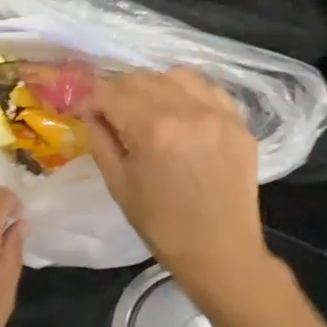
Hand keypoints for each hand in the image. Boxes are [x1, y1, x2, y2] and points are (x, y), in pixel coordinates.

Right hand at [80, 68, 280, 305]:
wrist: (219, 251)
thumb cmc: (161, 224)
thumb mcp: (118, 184)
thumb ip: (101, 140)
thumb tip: (92, 113)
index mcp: (152, 129)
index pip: (111, 92)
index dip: (92, 100)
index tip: (87, 113)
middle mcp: (187, 110)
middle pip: (142, 78)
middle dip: (120, 92)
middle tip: (114, 115)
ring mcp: (218, 114)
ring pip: (177, 75)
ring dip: (156, 87)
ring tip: (151, 112)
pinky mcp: (239, 123)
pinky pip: (209, 89)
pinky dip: (189, 94)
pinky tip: (183, 116)